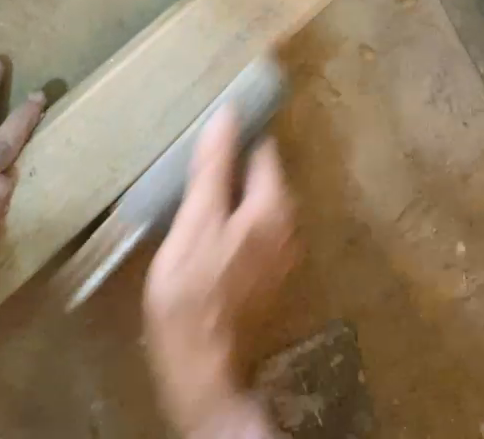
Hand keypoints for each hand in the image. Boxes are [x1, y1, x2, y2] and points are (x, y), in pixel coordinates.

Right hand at [143, 108, 299, 435]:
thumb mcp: (195, 221)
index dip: (237, 135)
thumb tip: (228, 115)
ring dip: (232, 193)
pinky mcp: (269, 277)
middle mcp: (290, 227)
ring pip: (258, 205)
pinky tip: (206, 227)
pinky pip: (254, 230)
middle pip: (263, 177)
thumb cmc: (192, 291)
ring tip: (195, 189)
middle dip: (234, 164)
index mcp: (275, 207)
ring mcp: (283, 255)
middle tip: (194, 159)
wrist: (201, 369)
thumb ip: (213, 168)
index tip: (208, 128)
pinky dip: (235, 220)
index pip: (264, 149)